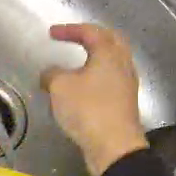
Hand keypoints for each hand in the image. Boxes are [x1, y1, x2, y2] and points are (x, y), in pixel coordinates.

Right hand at [40, 23, 148, 175]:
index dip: (69, 30)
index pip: (90, 32)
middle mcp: (122, 63)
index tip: (51, 33)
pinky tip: (85, 87)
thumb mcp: (60, 88)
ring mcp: (126, 83)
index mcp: (109, 53)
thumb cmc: (88, 109)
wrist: (114, 146)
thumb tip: (49, 73)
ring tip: (78, 63)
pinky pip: (111, 80)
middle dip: (91, 38)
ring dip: (95, 58)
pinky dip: (97, 76)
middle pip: (109, 41)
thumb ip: (52, 74)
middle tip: (75, 39)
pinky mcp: (125, 102)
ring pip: (112, 62)